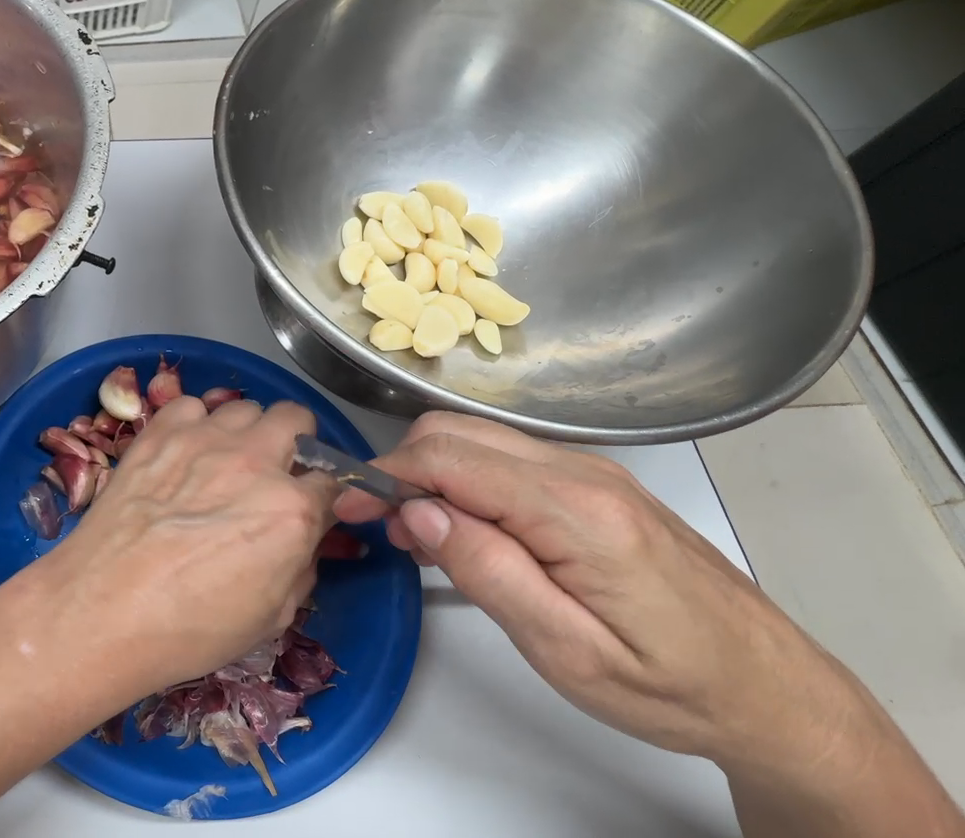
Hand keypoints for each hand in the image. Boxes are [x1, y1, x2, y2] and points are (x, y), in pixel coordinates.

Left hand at [27, 395, 333, 693]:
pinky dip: (193, 424)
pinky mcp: (157, 433)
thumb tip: (301, 543)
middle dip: (293, 442)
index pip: (333, 481)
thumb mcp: (272, 617)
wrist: (104, 608)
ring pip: (243, 408)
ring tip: (223, 463)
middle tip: (273, 471)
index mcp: (293, 510)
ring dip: (243, 432)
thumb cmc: (190, 628)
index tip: (310, 506)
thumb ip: (300, 566)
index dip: (324, 495)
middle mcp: (254, 462)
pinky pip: (188, 406)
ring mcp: (201, 440)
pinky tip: (182, 454)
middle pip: (295, 420)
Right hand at [333, 412, 856, 766]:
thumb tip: (416, 510)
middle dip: (401, 468)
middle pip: (455, 431)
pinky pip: (505, 459)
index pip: (448, 457)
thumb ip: (485, 571)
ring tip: (419, 539)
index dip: (386, 474)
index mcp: (576, 512)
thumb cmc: (671, 686)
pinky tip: (463, 531)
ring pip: (475, 438)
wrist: (773, 692)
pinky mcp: (594, 484)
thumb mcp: (565, 650)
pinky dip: (462, 480)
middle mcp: (582, 472)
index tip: (349, 507)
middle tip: (382, 527)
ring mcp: (591, 472)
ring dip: (429, 475)